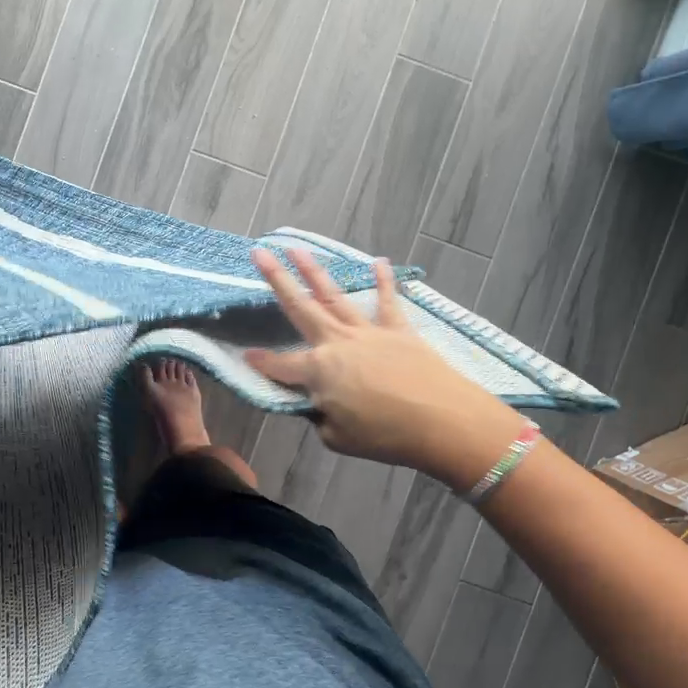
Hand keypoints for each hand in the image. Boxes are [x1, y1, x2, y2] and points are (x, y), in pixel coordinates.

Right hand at [244, 248, 527, 486]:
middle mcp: (336, 342)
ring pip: (334, 296)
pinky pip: (388, 302)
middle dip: (276, 279)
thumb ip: (322, 416)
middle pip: (299, 308)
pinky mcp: (398, 331)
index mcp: (318, 371)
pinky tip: (379, 262)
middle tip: (258, 253)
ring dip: (314, 271)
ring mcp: (367, 332)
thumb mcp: (338, 438)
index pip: (279, 365)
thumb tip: (322, 403)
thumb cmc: (386, 435)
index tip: (244, 355)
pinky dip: (385, 282)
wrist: (443, 420)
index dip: (260, 363)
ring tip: (297, 249)